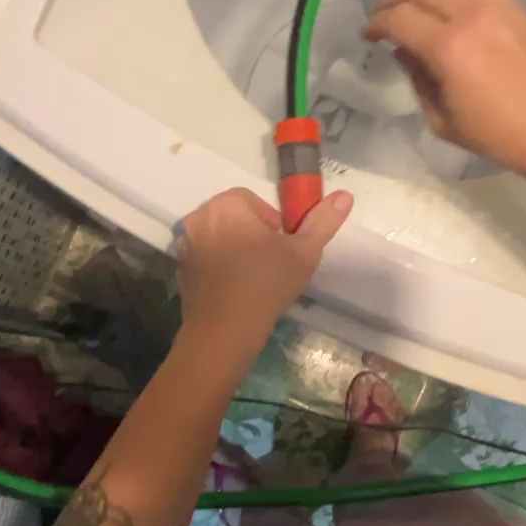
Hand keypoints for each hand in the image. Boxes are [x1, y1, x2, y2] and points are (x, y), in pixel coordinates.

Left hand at [174, 187, 352, 345]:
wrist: (225, 330)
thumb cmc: (266, 284)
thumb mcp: (304, 252)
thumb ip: (323, 221)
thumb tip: (345, 195)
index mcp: (227, 205)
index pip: (253, 201)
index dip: (271, 223)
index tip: (281, 247)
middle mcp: (199, 218)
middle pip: (233, 217)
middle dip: (251, 234)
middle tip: (270, 263)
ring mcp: (185, 245)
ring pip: (217, 238)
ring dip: (233, 249)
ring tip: (253, 278)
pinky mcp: (180, 270)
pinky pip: (204, 260)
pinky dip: (217, 268)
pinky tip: (234, 291)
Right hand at [364, 0, 525, 191]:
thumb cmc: (496, 135)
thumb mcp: (442, 120)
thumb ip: (417, 80)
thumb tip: (404, 51)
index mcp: (448, 48)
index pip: (398, 19)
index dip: (376, 24)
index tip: (368, 34)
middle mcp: (470, 14)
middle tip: (383, 14)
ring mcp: (496, 5)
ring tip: (414, 4)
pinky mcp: (515, 6)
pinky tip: (449, 8)